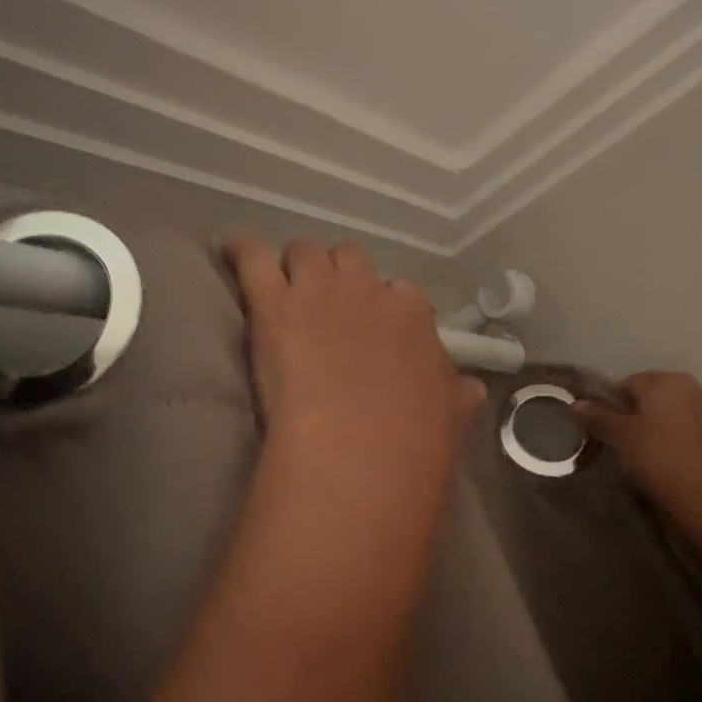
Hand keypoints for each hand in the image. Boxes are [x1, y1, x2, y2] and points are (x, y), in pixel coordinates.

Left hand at [224, 236, 485, 488]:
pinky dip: (242, 252)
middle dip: (339, 278)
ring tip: (284, 289)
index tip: (373, 329)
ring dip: (297, 268)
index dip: (383, 308)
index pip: (401, 293)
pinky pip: (252, 255)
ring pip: (305, 252)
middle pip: (351, 261)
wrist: (359, 449)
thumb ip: (456, 394)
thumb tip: (470, 387)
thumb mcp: (450, 415)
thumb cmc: (410, 440)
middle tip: (326, 307)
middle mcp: (368, 290)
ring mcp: (318, 290)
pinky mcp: (272, 301)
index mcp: (412, 314)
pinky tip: (232, 253)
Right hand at [572, 371, 701, 505]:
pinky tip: (683, 465)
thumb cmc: (660, 460)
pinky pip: (701, 431)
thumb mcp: (620, 439)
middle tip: (631, 446)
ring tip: (657, 458)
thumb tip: (575, 403)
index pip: (629, 383)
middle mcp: (693, 387)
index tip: (610, 433)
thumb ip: (598, 417)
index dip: (614, 407)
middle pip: (657, 396)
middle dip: (643, 415)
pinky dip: (690, 442)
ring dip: (668, 427)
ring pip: (681, 413)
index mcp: (664, 381)